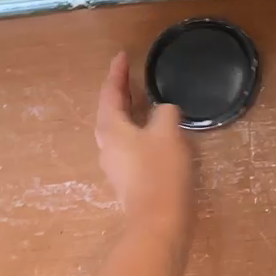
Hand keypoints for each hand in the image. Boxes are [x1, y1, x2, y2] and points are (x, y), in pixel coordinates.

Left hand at [94, 52, 192, 231]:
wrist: (159, 220)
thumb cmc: (161, 171)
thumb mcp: (168, 132)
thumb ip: (165, 112)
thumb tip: (163, 111)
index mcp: (111, 128)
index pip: (110, 92)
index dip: (117, 73)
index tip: (122, 55)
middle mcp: (106, 144)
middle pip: (110, 110)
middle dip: (119, 90)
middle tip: (130, 73)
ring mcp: (115, 163)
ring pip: (118, 127)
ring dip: (128, 110)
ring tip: (142, 98)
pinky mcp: (127, 177)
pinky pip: (128, 143)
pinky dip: (137, 128)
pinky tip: (151, 130)